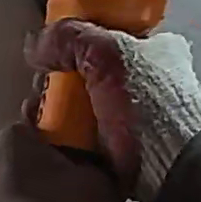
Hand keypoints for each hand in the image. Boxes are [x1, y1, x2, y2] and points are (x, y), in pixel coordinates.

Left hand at [0, 121, 118, 201]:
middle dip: (61, 164)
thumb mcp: (88, 188)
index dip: (74, 131)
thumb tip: (111, 190)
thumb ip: (106, 180)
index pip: (49, 117)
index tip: (89, 149)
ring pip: (25, 174)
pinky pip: (14, 197)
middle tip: (83, 183)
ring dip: (45, 187)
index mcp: (14, 132)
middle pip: (38, 149)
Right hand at [25, 20, 200, 201]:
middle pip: (84, 71)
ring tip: (34, 112)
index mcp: (154, 50)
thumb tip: (34, 46)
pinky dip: (55, 133)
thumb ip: (69, 38)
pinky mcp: (111, 150)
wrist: (166, 167)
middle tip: (42, 85)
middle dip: (56, 77)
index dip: (78, 38)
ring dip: (49, 107)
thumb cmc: (147, 102)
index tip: (54, 48)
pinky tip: (40, 132)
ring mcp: (126, 119)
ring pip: (76, 105)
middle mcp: (141, 82)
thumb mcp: (109, 53)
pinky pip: (74, 135)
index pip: (108, 34)